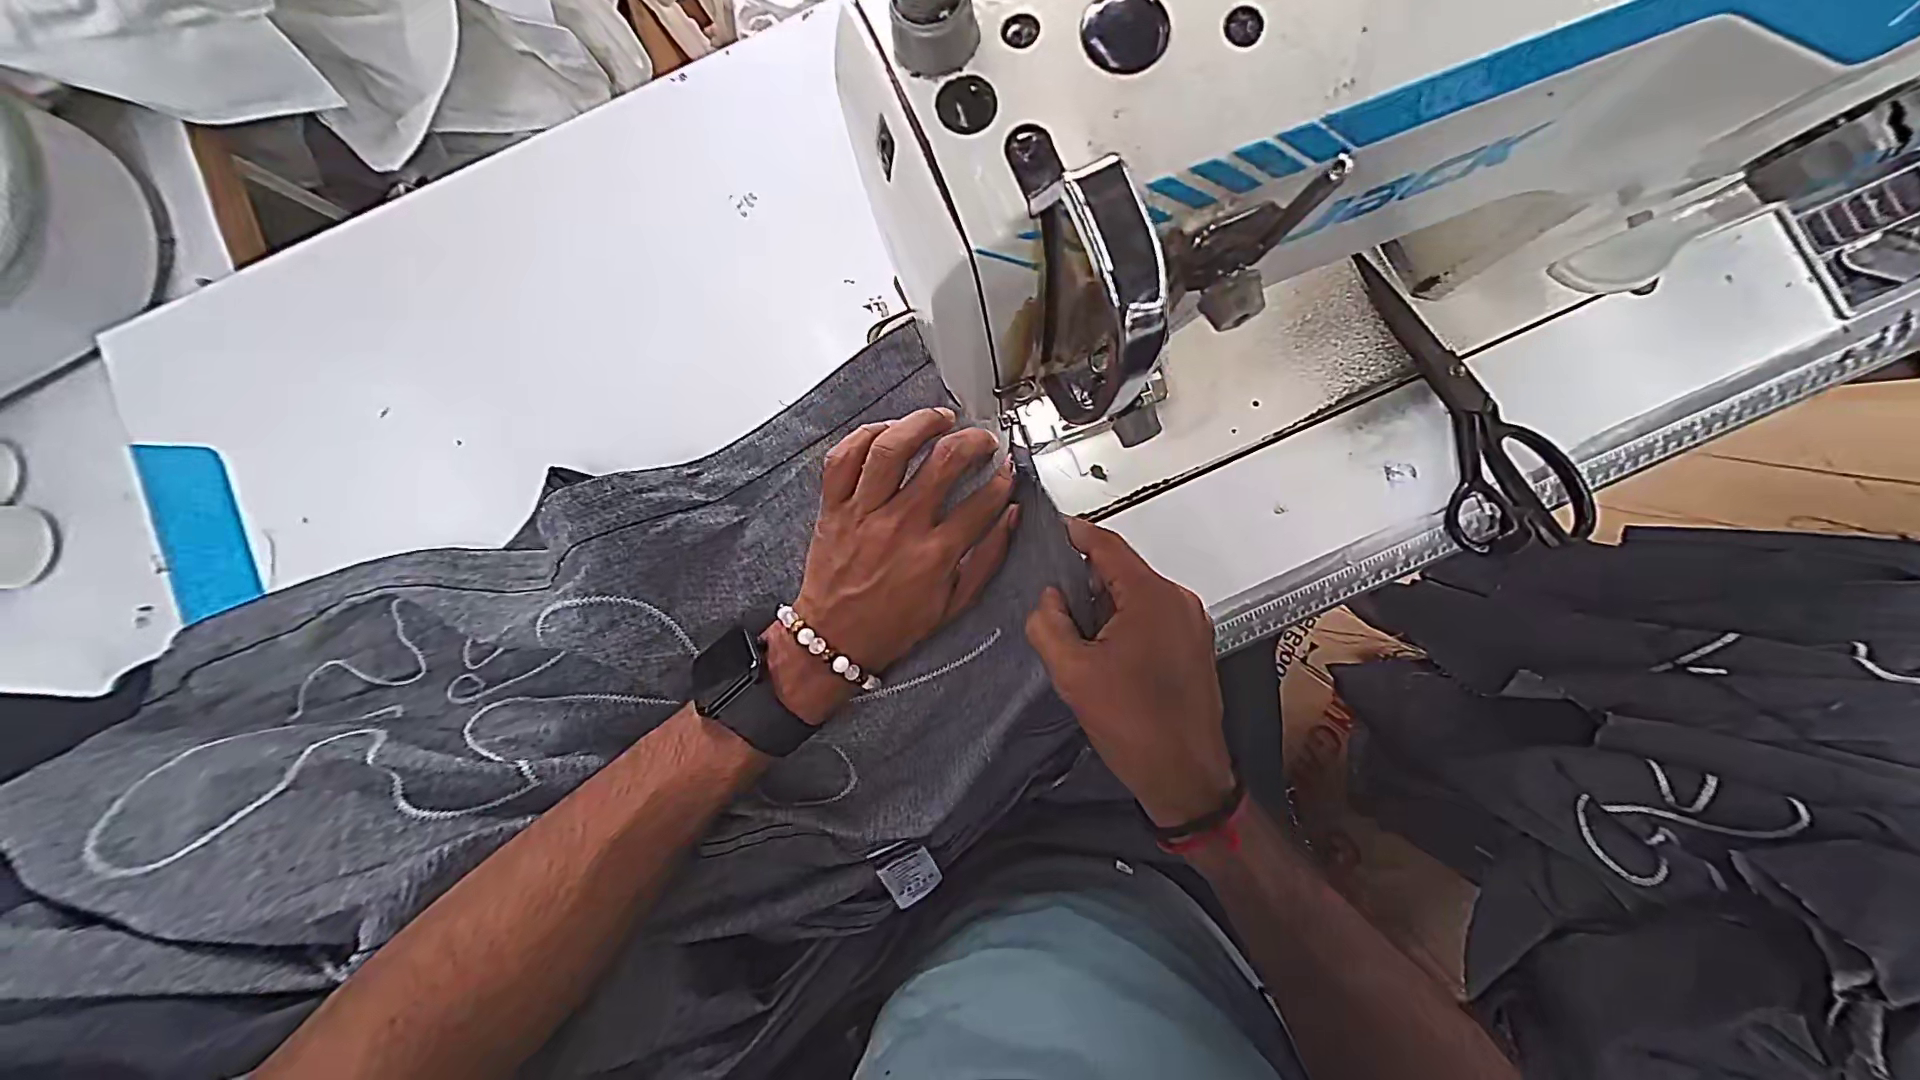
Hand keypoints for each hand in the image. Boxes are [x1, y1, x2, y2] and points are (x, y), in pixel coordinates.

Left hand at [765, 407, 1019, 724]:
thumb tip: (1010, 518)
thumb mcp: (954, 603)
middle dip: (973, 441)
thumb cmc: (893, 623)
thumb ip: (988, 559)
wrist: (836, 639)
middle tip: (981, 440)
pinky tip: (887, 432)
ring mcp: (864, 513)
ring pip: (892, 448)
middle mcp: (900, 526)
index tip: (1006, 471)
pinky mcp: (834, 508)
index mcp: (935, 554)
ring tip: (939, 419)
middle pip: (943, 461)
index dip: (1002, 479)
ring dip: (921, 424)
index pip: (982, 500)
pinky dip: (865, 436)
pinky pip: (844, 458)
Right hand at [1025, 518, 1234, 827]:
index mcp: (1153, 598)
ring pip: (1136, 595)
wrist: (1184, 775)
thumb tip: (1047, 602)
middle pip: (1123, 570)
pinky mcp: (1193, 645)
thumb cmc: (1142, 729)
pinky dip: (1125, 623)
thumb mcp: (1072, 672)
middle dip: (1086, 582)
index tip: (1061, 529)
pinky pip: (1152, 616)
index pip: (1109, 546)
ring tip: (1082, 641)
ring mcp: (1191, 624)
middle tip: (1057, 603)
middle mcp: (1178, 604)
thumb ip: (1048, 624)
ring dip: (1105, 606)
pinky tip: (1106, 655)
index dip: (1078, 534)